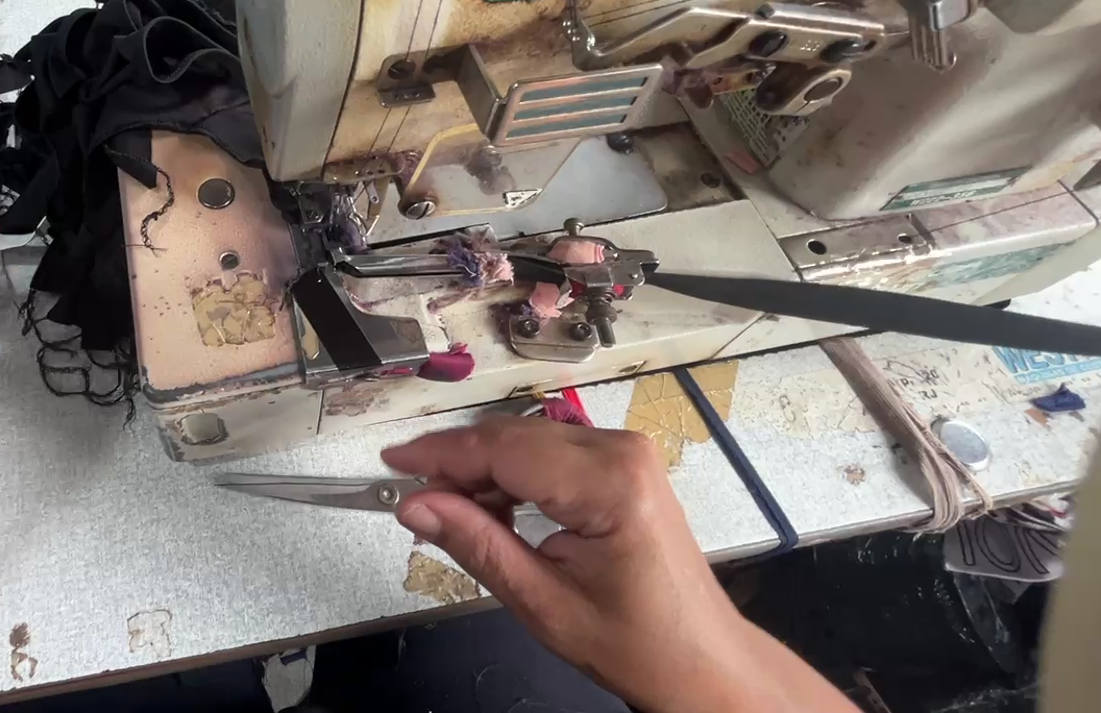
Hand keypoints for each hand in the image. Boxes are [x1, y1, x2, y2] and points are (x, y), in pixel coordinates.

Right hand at [383, 419, 854, 712]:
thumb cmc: (634, 645)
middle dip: (456, 464)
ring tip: (451, 510)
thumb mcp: (544, 604)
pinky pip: (543, 448)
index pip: (503, 450)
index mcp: (609, 484)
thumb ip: (475, 544)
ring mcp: (621, 447)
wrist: (708, 664)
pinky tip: (491, 506)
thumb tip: (413, 505)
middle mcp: (617, 448)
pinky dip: (508, 472)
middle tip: (415, 497)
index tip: (392, 461)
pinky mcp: (618, 456)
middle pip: (509, 437)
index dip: (441, 453)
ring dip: (479, 469)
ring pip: (522, 438)